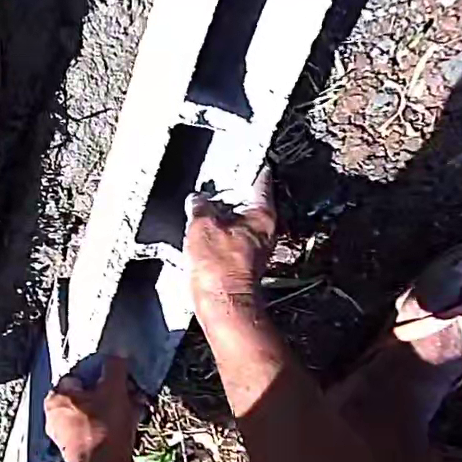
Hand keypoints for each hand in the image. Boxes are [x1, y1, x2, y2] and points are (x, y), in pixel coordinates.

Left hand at [44, 355, 139, 461]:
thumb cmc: (103, 428)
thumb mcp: (113, 390)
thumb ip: (114, 368)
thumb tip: (118, 354)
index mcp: (56, 399)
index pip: (78, 376)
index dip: (101, 374)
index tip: (118, 376)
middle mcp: (57, 418)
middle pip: (90, 396)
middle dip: (113, 393)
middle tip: (131, 392)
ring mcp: (70, 437)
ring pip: (98, 414)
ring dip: (118, 409)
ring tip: (136, 407)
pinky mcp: (85, 451)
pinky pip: (102, 431)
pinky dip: (116, 426)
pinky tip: (134, 423)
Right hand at [185, 166, 276, 320]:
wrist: (221, 303)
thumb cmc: (218, 268)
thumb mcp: (201, 226)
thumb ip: (199, 206)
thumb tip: (197, 199)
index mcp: (262, 215)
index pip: (259, 180)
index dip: (247, 166)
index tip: (238, 158)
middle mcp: (264, 230)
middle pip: (248, 200)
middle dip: (229, 193)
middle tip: (209, 184)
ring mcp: (254, 247)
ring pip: (238, 220)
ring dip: (221, 214)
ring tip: (200, 208)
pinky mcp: (241, 261)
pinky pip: (230, 238)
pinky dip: (218, 232)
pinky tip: (201, 232)